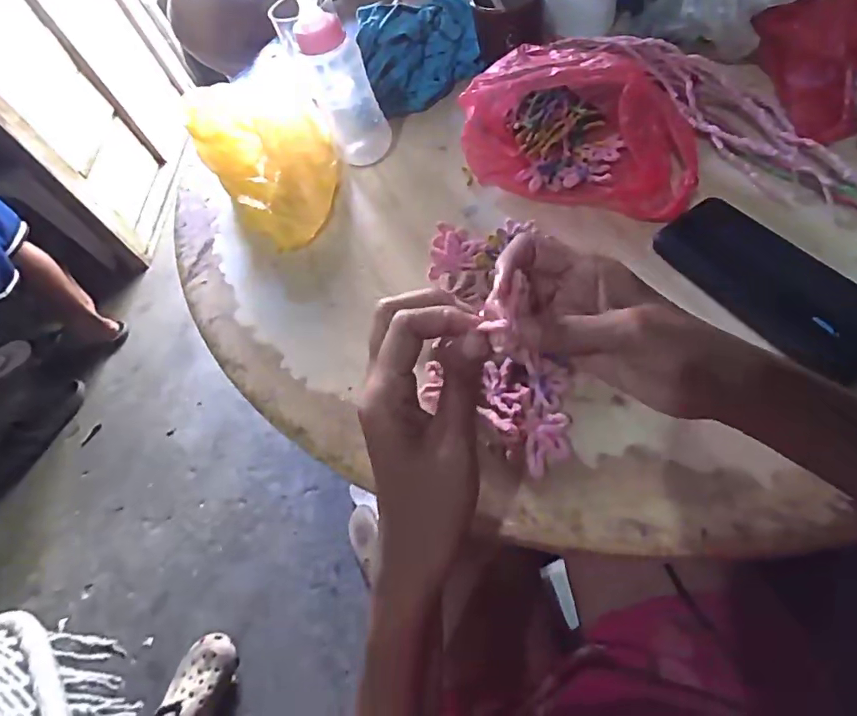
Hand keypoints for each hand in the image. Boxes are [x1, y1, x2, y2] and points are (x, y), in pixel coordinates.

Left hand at [358, 289, 487, 600]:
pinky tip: (460, 349)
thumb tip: (478, 331)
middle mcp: (373, 385)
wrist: (412, 553)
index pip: (403, 325)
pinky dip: (431, 338)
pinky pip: (405, 352)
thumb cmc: (435, 507)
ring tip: (471, 326)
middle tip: (473, 316)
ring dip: (430, 317)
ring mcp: (380, 391)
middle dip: (430, 304)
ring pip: (393, 330)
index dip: (443, 314)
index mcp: (382, 395)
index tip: (483, 327)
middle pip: (387, 315)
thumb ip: (463, 383)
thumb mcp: (456, 445)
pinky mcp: (392, 401)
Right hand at [496, 232, 766, 420]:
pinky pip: (540, 341)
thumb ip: (571, 331)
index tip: (500, 297)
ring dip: (509, 325)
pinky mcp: (578, 350)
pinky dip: (523, 347)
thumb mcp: (627, 332)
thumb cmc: (678, 346)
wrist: (713, 383)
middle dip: (504, 299)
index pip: (534, 249)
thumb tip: (513, 331)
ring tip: (496, 348)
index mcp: (588, 270)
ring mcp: (574, 320)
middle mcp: (574, 289)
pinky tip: (512, 360)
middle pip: (524, 281)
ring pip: (527, 312)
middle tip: (492, 331)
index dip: (510, 264)